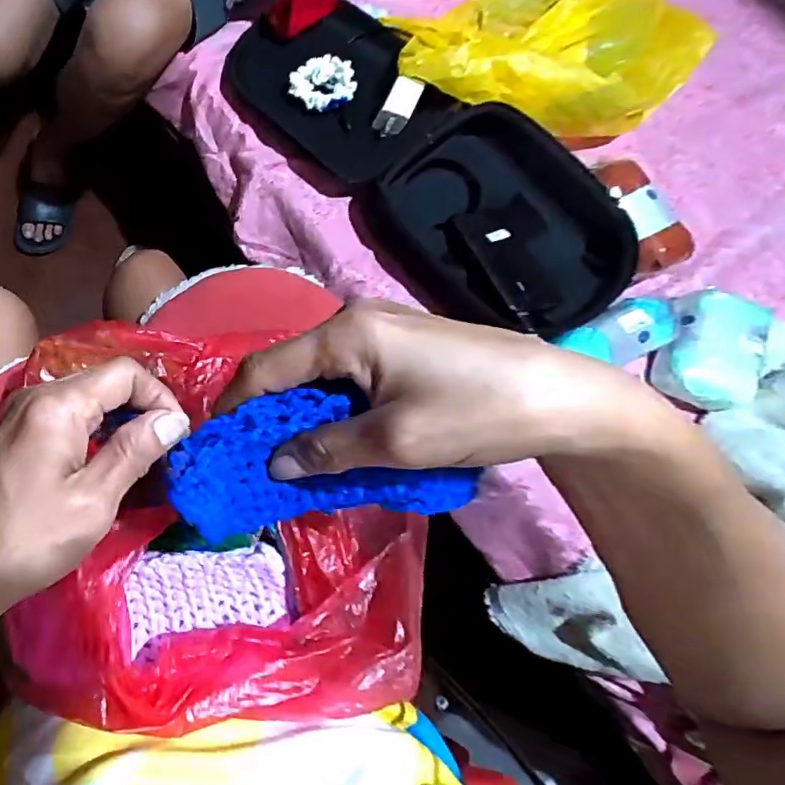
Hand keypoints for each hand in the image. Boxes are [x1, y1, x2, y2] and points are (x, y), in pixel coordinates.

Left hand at [0, 358, 191, 627]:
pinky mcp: (11, 434)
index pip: (125, 373)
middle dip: (141, 406)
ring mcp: (18, 413)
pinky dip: (91, 430)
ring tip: (139, 458)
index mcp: (57, 404)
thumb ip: (133, 451)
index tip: (178, 436)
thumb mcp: (93, 501)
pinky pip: (62, 416)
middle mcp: (35, 395)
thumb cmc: (29, 540)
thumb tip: (173, 418)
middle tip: (164, 448)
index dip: (160, 396)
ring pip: (83, 398)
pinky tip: (100, 463)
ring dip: (116, 419)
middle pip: (103, 380)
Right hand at [215, 300, 671, 476]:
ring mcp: (378, 329)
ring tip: (293, 458)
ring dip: (301, 416)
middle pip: (288, 369)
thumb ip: (326, 450)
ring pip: (316, 376)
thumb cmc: (478, 412)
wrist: (568, 399)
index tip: (217, 443)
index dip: (235, 406)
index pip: (266, 368)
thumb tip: (274, 465)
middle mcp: (354, 319)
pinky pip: (344, 377)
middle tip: (255, 459)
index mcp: (347, 332)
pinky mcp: (397, 346)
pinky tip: (335, 439)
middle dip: (267, 415)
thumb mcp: (395, 442)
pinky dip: (330, 410)